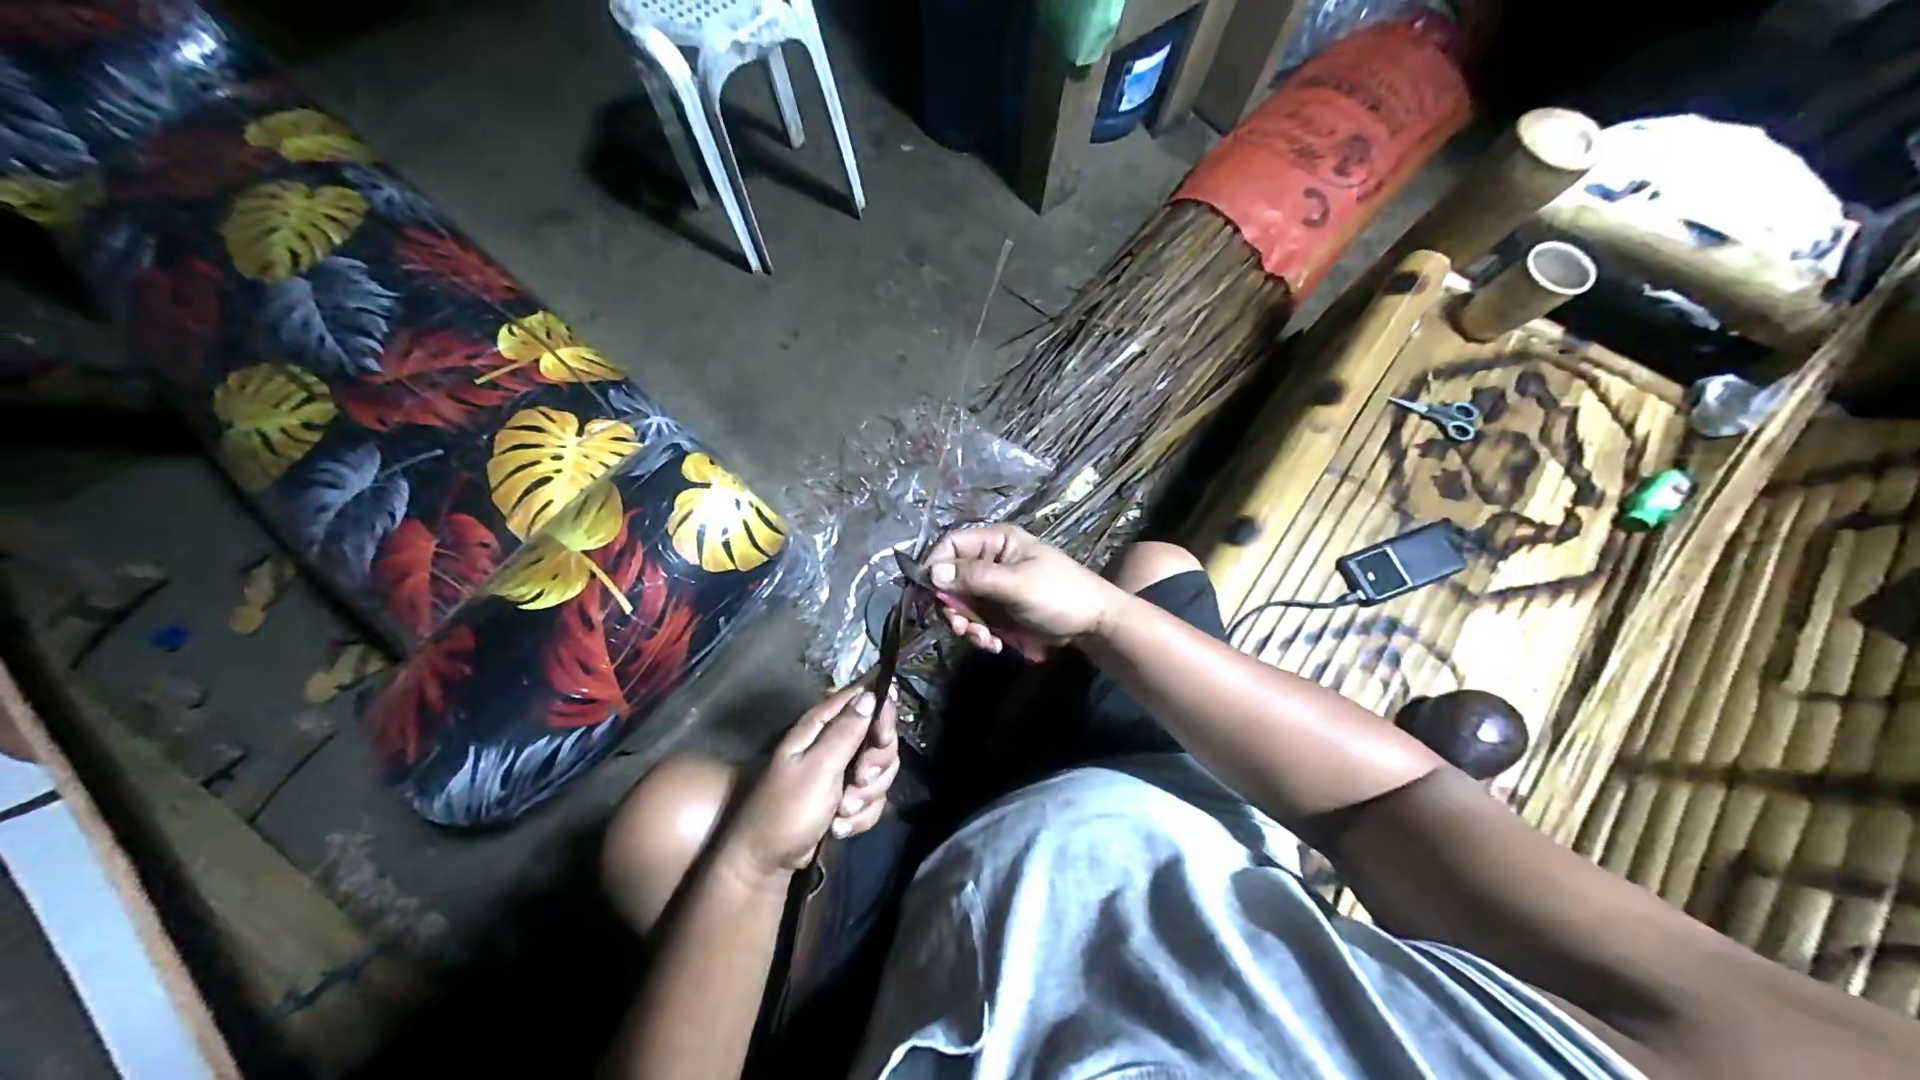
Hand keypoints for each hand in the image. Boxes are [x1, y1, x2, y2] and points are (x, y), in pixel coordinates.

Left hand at [721, 685, 898, 879]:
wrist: (768, 862)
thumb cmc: (787, 809)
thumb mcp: (818, 768)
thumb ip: (846, 732)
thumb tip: (869, 695)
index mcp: (821, 726)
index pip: (863, 699)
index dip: (881, 715)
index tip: (882, 739)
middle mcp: (833, 742)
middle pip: (879, 738)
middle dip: (875, 765)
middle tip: (859, 781)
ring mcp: (841, 771)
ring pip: (880, 771)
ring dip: (866, 796)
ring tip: (842, 811)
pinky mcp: (846, 797)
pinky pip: (872, 798)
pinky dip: (860, 816)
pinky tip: (840, 827)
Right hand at [922, 524, 1118, 659]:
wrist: (1094, 625)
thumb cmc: (1059, 594)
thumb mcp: (1017, 585)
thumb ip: (975, 578)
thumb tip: (932, 573)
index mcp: (997, 541)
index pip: (951, 545)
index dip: (936, 566)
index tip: (930, 594)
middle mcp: (991, 560)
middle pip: (951, 579)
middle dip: (954, 606)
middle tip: (961, 627)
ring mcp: (994, 587)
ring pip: (960, 604)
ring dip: (966, 625)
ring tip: (984, 640)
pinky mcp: (998, 610)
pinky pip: (975, 620)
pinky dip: (979, 634)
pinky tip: (995, 645)